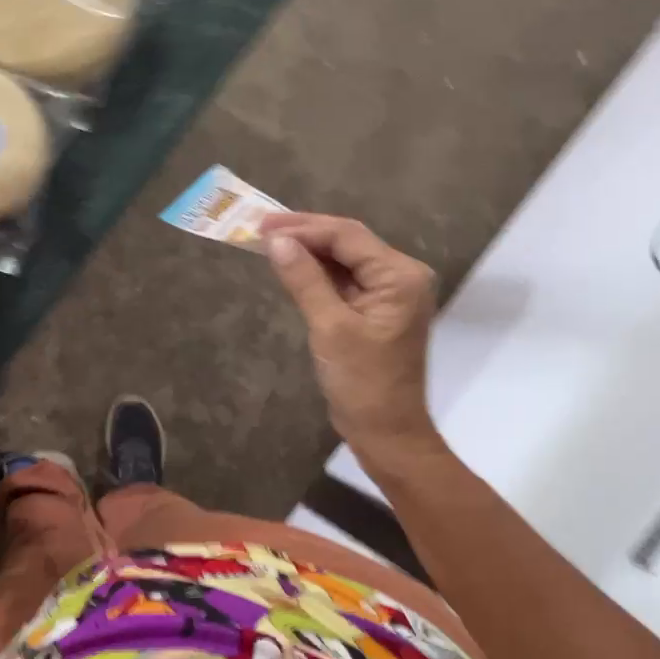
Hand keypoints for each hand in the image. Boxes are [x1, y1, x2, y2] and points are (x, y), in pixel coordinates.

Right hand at [261, 212, 437, 446]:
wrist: (385, 431)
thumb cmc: (361, 381)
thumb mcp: (329, 327)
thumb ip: (304, 279)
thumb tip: (275, 242)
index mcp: (400, 276)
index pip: (347, 236)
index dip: (302, 228)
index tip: (261, 227)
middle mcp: (401, 276)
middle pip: (347, 241)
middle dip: (303, 233)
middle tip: (258, 228)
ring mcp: (389, 293)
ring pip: (343, 258)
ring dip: (307, 250)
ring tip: (266, 242)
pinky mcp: (375, 309)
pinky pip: (343, 279)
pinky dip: (315, 272)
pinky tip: (290, 266)